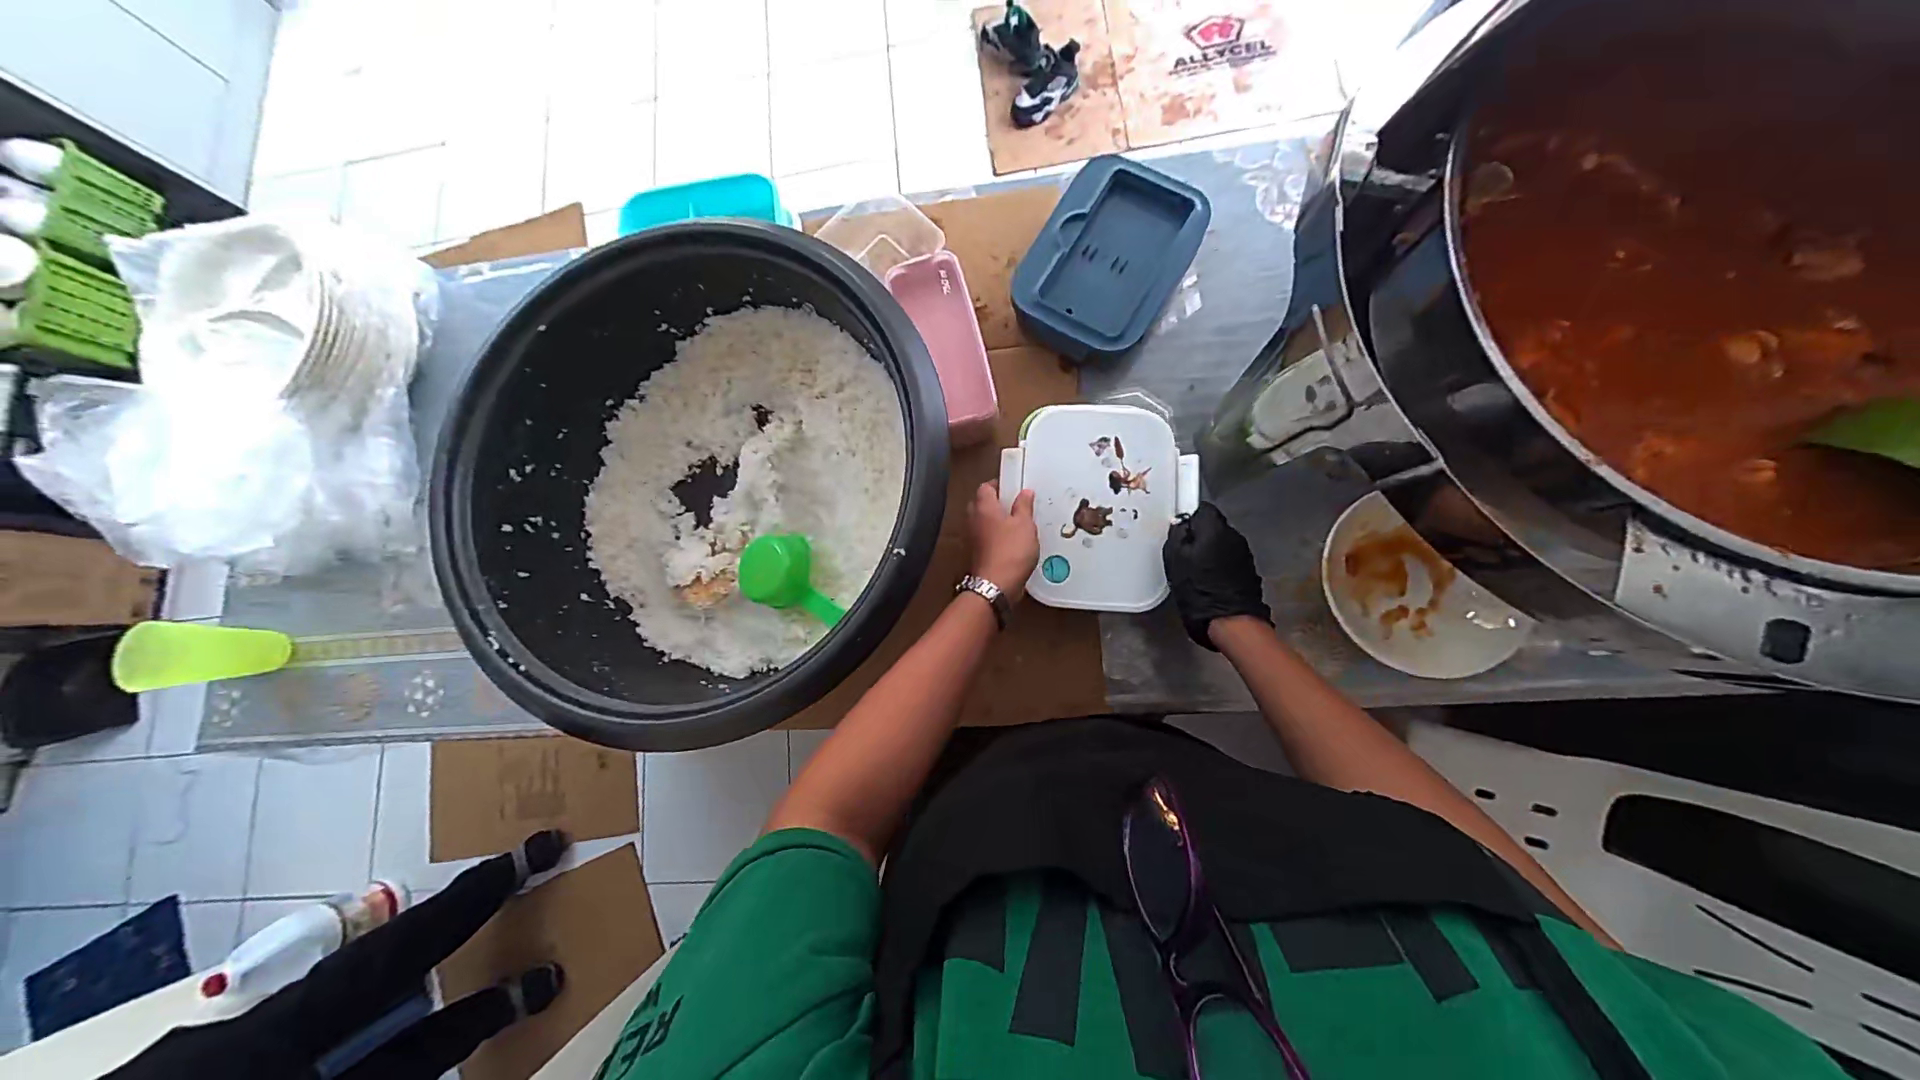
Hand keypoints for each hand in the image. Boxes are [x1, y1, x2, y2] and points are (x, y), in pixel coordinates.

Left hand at [968, 481, 1037, 601]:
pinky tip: (1013, 543)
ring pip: (984, 522)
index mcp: (984, 507)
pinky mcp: (978, 553)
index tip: (1013, 487)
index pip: (986, 486)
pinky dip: (997, 537)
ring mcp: (973, 538)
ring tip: (1018, 524)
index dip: (1000, 484)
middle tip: (1016, 505)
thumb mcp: (1025, 524)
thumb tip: (1025, 493)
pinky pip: (987, 538)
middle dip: (998, 503)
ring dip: (997, 521)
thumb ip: (1024, 506)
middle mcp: (974, 520)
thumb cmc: (1010, 552)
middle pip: (982, 504)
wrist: (997, 584)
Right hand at [1163, 502, 1269, 649]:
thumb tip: (1181, 524)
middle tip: (1184, 554)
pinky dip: (1220, 565)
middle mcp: (1235, 536)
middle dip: (1200, 536)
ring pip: (1222, 543)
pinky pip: (1230, 559)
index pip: (1203, 509)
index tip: (1180, 534)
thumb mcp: (1175, 560)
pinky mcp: (1249, 571)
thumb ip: (1177, 535)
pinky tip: (1210, 581)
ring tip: (1197, 571)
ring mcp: (1245, 554)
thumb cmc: (1198, 590)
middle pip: (1214, 526)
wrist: (1230, 622)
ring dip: (1211, 551)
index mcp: (1215, 529)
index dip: (1189, 519)